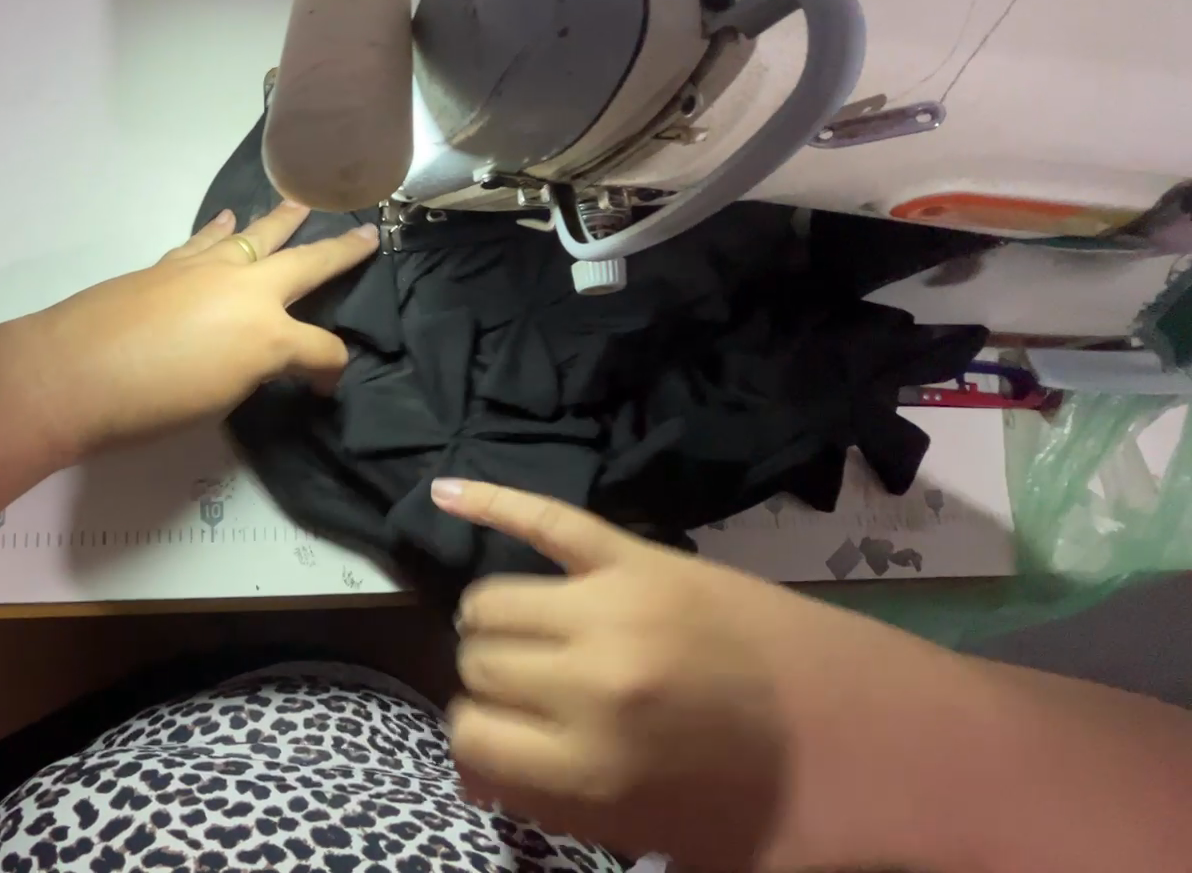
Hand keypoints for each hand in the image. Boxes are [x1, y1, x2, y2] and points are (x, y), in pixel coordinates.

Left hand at [10, 202, 377, 457]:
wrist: (73, 373)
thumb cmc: (151, 407)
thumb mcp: (220, 401)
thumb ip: (249, 371)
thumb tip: (253, 355)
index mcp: (269, 337)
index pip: (321, 351)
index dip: (331, 372)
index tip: (325, 387)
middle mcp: (248, 291)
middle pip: (308, 263)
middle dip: (343, 251)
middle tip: (367, 233)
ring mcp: (208, 268)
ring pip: (257, 235)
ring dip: (283, 220)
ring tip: (302, 203)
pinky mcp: (171, 264)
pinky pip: (206, 240)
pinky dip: (222, 229)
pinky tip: (229, 218)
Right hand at [437, 480, 978, 872]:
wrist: (885, 740)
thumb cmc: (774, 814)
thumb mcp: (658, 844)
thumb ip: (553, 808)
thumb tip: (471, 768)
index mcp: (595, 769)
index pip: (471, 740)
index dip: (479, 746)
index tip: (504, 748)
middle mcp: (588, 681)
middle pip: (477, 665)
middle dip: (493, 686)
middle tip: (532, 699)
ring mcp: (609, 607)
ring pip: (489, 601)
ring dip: (493, 626)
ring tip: (526, 638)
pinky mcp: (634, 558)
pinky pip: (544, 519)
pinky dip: (489, 501)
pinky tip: (444, 492)